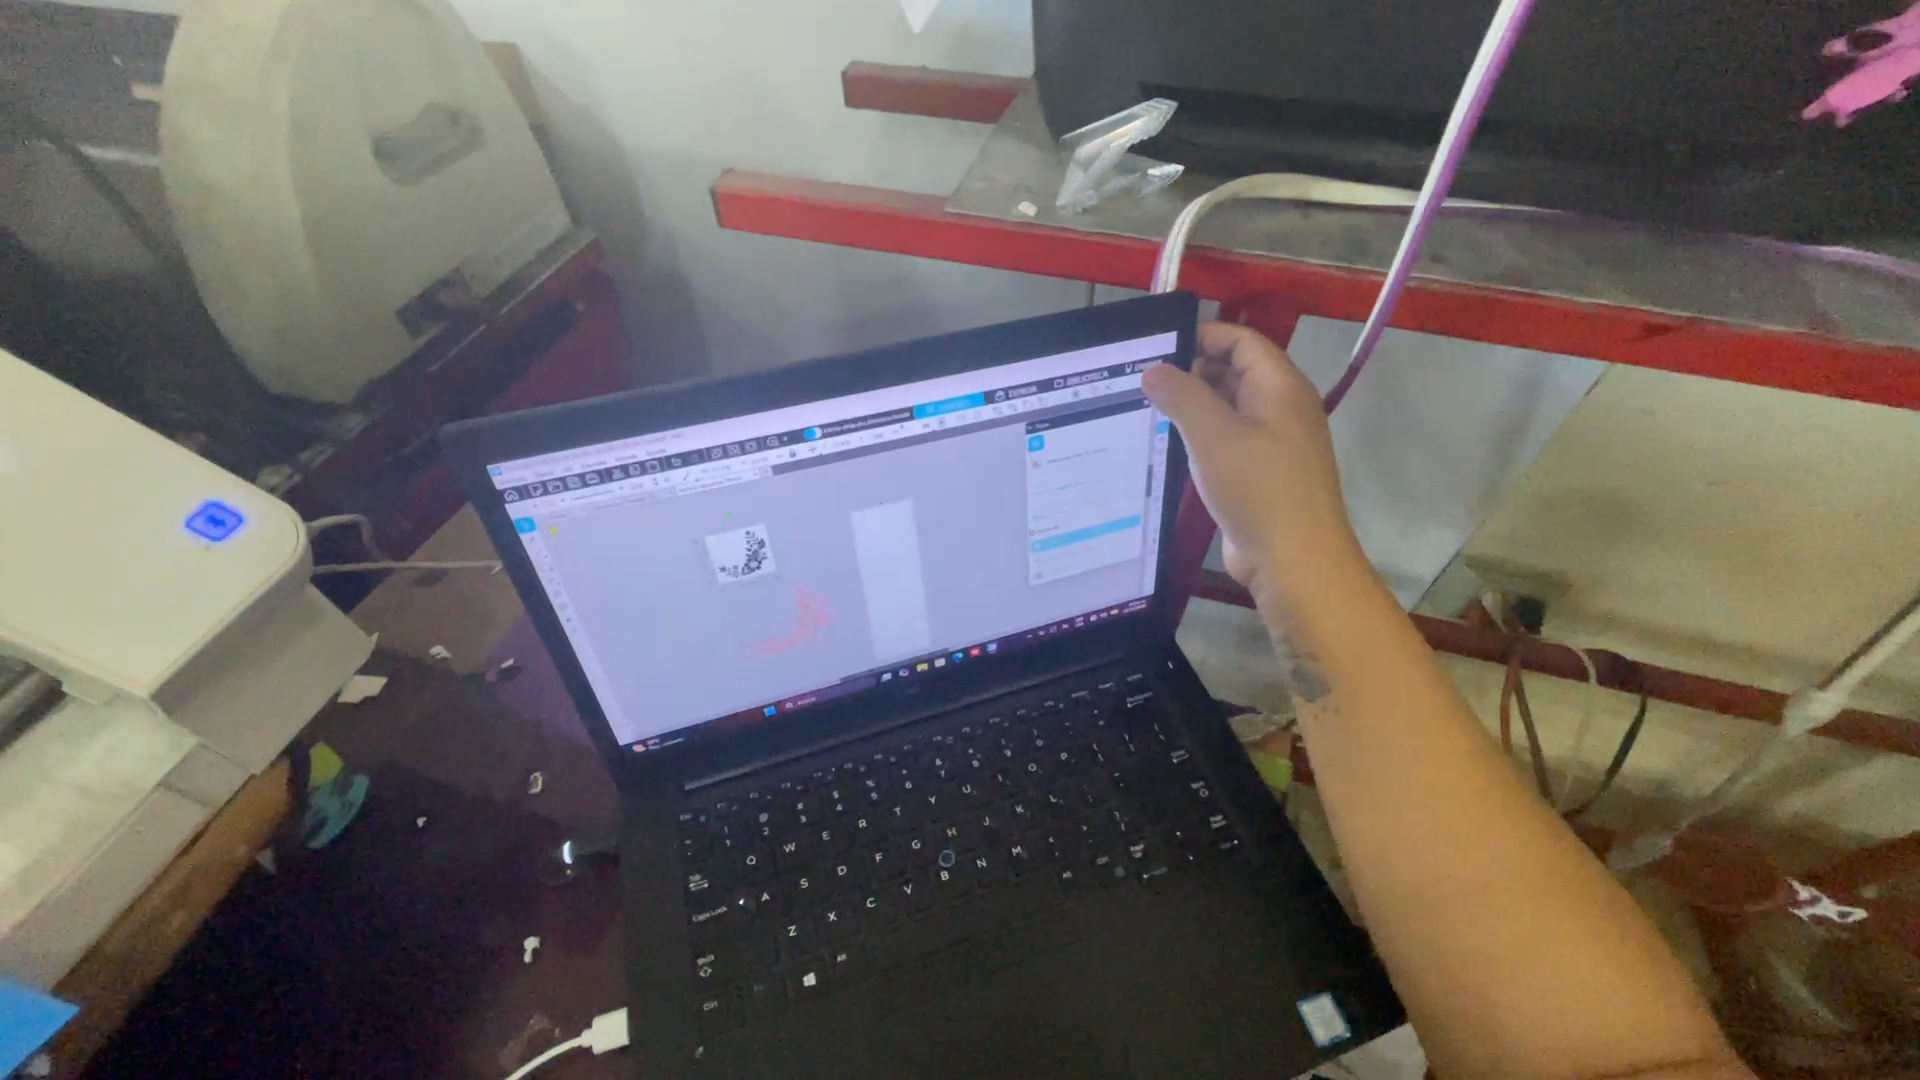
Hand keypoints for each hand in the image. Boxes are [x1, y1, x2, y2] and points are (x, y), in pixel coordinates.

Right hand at [1142, 323, 1363, 597]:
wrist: (1293, 558)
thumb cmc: (1257, 488)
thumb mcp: (1212, 435)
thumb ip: (1181, 395)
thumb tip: (1153, 369)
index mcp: (1279, 386)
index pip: (1241, 341)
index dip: (1202, 336)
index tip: (1157, 348)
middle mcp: (1280, 407)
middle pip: (1235, 372)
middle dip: (1191, 372)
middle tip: (1142, 381)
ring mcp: (1273, 442)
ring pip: (1229, 409)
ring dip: (1193, 408)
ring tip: (1147, 411)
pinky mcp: (1261, 473)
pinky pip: (1229, 441)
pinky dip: (1201, 438)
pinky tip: (1169, 448)